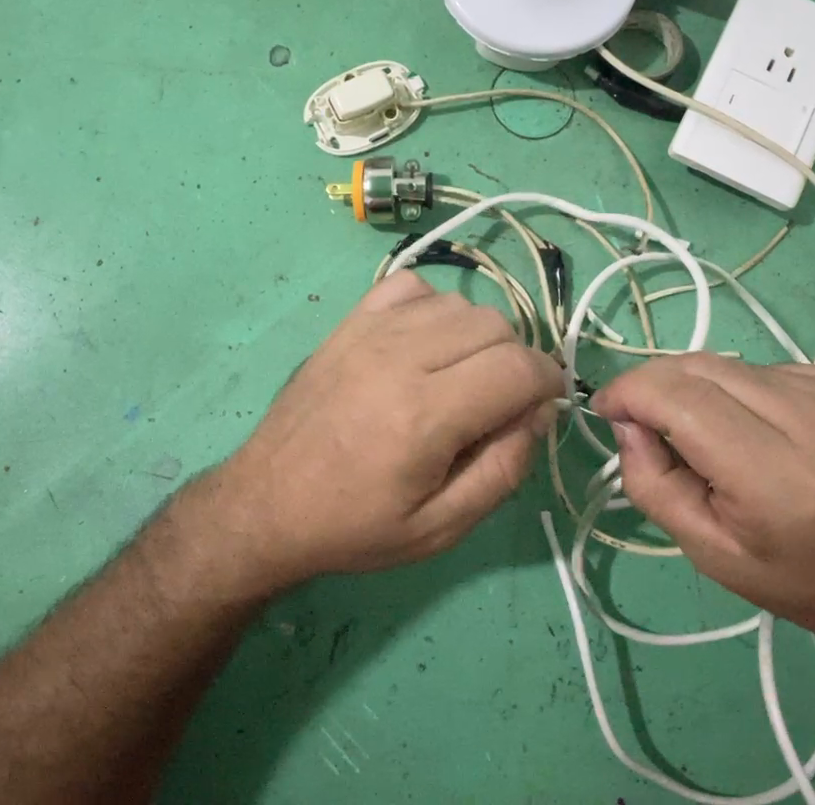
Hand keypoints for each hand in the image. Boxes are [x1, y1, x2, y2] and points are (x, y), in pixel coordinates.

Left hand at [188, 271, 562, 593]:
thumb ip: (503, 470)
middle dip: (516, 361)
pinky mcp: (348, 323)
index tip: (541, 407)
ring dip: (478, 336)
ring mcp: (370, 332)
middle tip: (498, 403)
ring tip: (460, 377)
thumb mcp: (440, 528)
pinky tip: (423, 345)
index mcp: (425, 416)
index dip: (548, 383)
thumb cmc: (355, 526)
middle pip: (496, 325)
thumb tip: (538, 413)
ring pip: (459, 302)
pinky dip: (433, 309)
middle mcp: (400, 358)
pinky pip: (411, 287)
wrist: (266, 504)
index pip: (519, 367)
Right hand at [591, 355, 814, 658]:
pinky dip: (745, 392)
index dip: (631, 391)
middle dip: (657, 385)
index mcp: (780, 480)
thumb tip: (626, 421)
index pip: (683, 399)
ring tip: (715, 438)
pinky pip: (769, 369)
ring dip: (702, 390)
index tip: (606, 407)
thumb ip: (652, 484)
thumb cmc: (800, 580)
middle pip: (703, 368)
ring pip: (733, 365)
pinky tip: (763, 431)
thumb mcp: (708, 552)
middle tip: (643, 420)